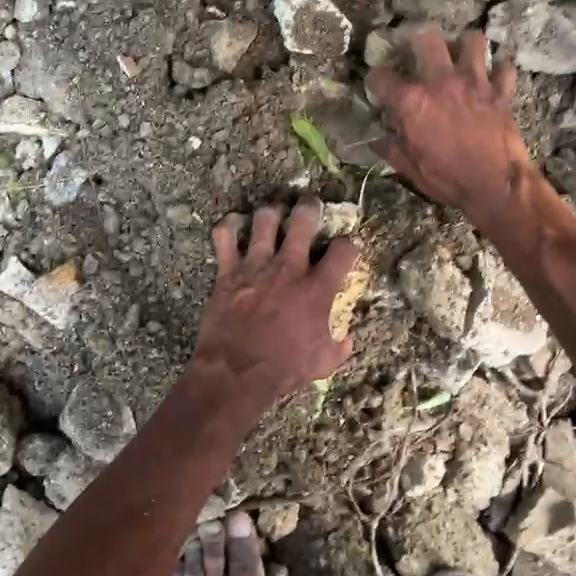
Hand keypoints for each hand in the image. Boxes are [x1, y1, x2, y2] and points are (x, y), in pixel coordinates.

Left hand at [193, 198, 358, 402]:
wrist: (237, 369)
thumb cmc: (284, 368)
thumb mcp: (323, 363)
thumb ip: (339, 347)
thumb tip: (347, 339)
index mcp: (317, 288)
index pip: (343, 251)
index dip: (350, 244)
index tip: (348, 246)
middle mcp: (289, 267)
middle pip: (304, 220)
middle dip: (310, 207)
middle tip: (310, 205)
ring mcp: (256, 265)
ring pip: (265, 219)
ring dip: (270, 213)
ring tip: (273, 214)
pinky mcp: (228, 270)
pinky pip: (224, 236)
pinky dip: (228, 225)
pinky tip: (233, 223)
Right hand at [368, 27, 528, 217]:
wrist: (496, 186)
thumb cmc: (448, 178)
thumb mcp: (409, 167)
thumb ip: (391, 147)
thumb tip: (376, 139)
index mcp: (411, 102)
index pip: (381, 77)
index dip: (374, 79)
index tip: (377, 85)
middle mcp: (441, 82)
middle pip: (427, 39)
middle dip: (418, 38)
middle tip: (416, 49)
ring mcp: (474, 83)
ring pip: (472, 41)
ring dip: (464, 45)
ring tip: (459, 56)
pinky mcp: (501, 92)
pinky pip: (504, 67)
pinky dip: (499, 70)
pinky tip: (493, 77)